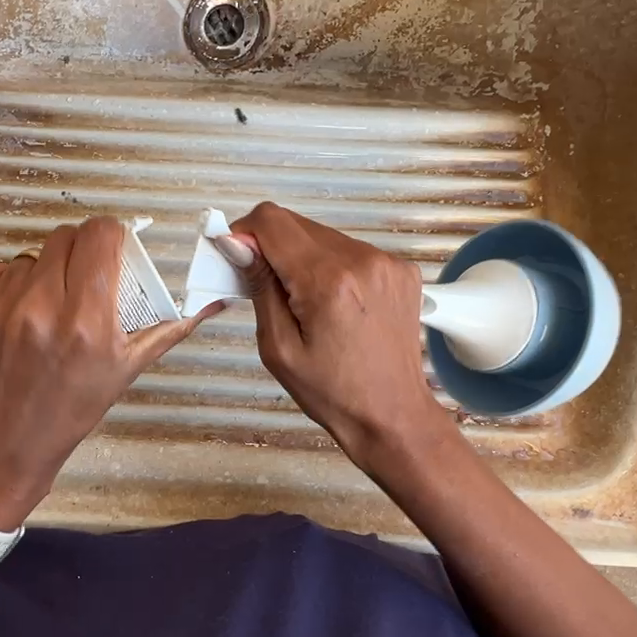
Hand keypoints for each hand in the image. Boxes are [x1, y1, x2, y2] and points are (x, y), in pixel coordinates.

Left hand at [0, 217, 217, 529]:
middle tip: (84, 279)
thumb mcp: (126, 370)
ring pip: (30, 257)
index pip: (100, 235)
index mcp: (85, 322)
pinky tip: (18, 321)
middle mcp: (38, 310)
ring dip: (44, 273)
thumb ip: (170, 326)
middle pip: (65, 237)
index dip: (111, 236)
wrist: (3, 449)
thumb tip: (213, 300)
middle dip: (80, 252)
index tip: (112, 250)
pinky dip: (12, 289)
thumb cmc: (70, 412)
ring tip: (48, 310)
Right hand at [229, 203, 447, 458]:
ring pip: (321, 236)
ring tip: (302, 303)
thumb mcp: (277, 347)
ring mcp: (386, 262)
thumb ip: (259, 287)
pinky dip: (330, 267)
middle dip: (270, 249)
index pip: (271, 221)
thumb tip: (236, 244)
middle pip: (295, 225)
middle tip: (263, 287)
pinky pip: (349, 251)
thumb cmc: (332, 392)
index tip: (237, 261)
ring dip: (300, 259)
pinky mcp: (400, 269)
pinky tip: (331, 304)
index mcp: (327, 281)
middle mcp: (361, 260)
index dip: (244, 234)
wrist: (393, 414)